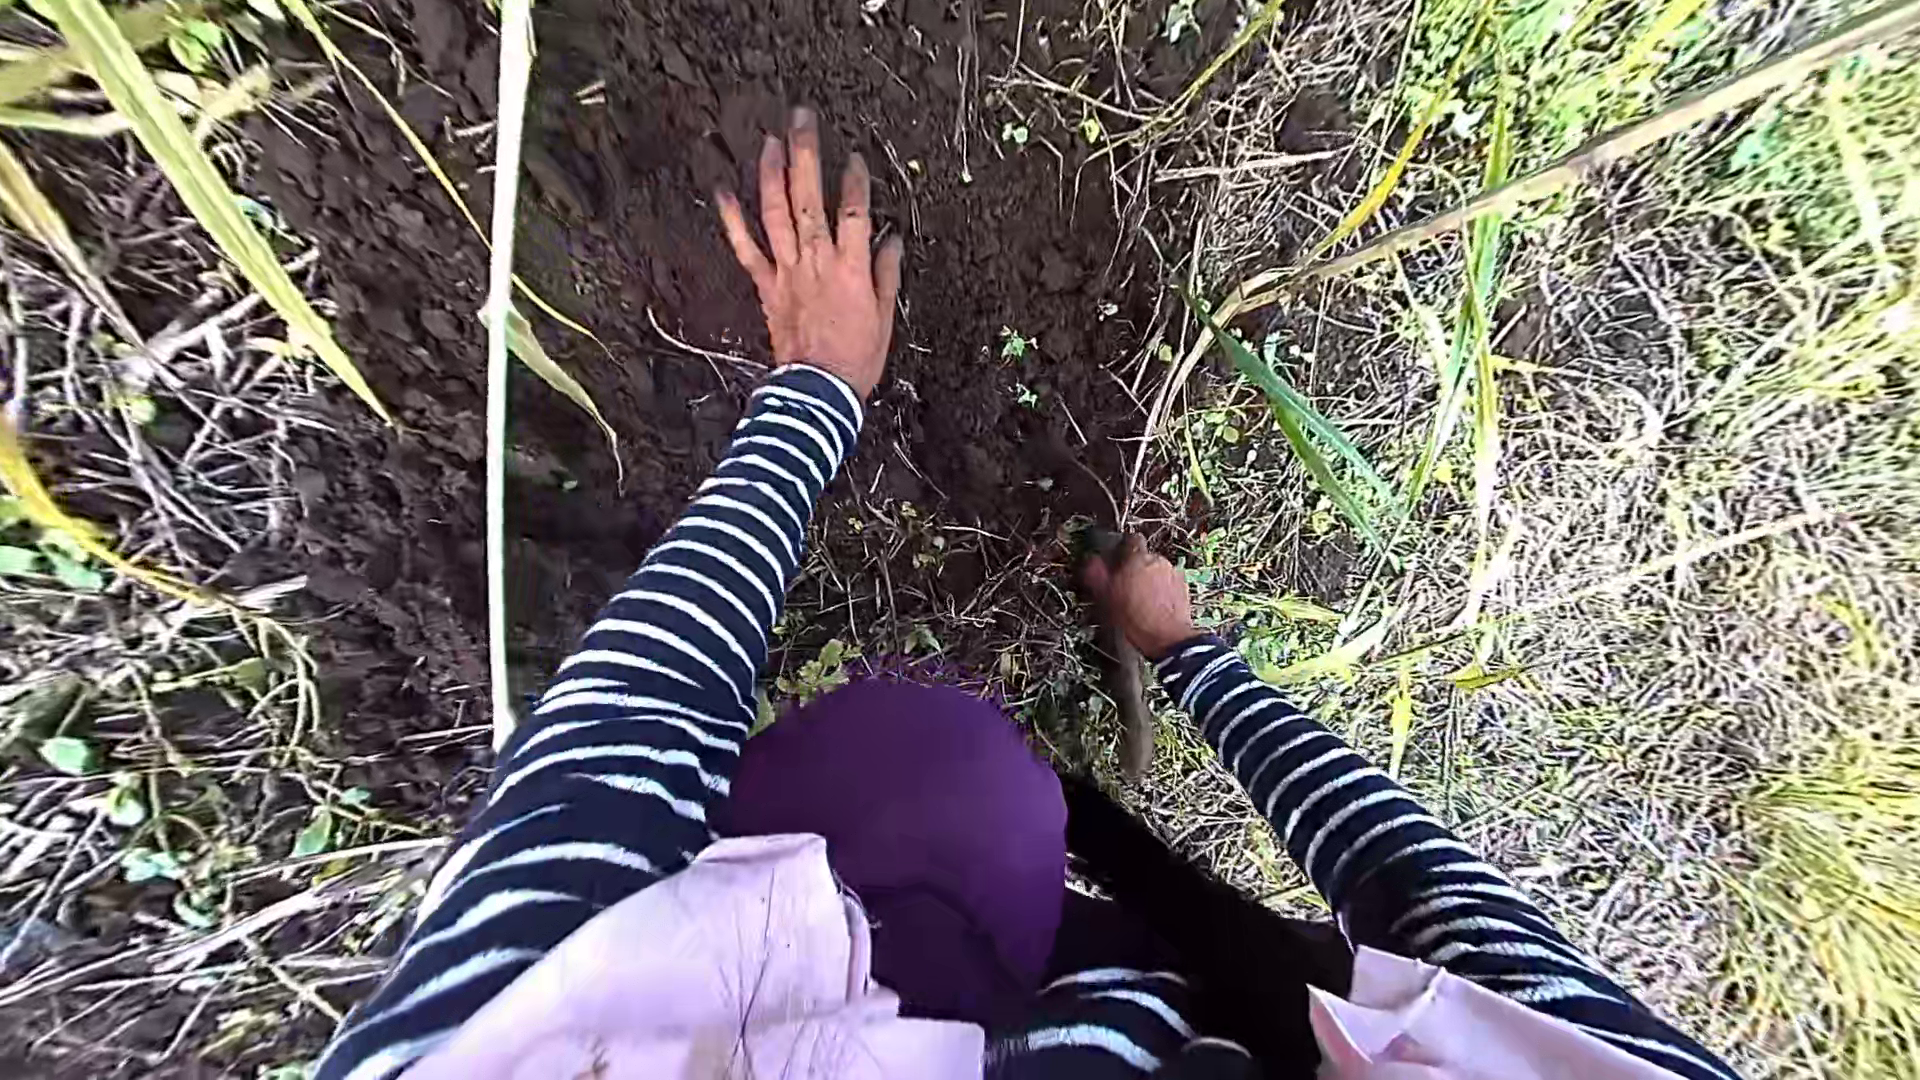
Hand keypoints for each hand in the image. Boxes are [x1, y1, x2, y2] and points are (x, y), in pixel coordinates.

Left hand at [716, 107, 904, 398]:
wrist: (820, 390)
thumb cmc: (858, 359)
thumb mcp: (885, 320)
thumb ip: (886, 277)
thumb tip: (892, 242)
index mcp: (851, 269)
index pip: (854, 212)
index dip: (855, 181)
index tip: (856, 159)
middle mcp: (816, 261)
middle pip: (808, 197)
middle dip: (807, 154)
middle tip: (803, 117)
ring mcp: (788, 272)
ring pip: (775, 213)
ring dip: (771, 173)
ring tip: (770, 141)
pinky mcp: (767, 288)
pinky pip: (747, 250)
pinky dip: (733, 220)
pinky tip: (724, 192)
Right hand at [1081, 534, 1199, 660]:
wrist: (1167, 637)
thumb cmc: (1136, 618)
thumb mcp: (1106, 597)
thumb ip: (1096, 573)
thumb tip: (1090, 561)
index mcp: (1136, 558)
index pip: (1130, 539)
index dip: (1122, 548)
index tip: (1116, 559)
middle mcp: (1157, 560)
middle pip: (1143, 556)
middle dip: (1133, 567)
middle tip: (1122, 585)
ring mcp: (1172, 573)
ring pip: (1156, 569)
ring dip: (1148, 578)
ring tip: (1138, 599)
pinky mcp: (1183, 587)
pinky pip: (1168, 581)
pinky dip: (1161, 589)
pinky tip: (1152, 605)